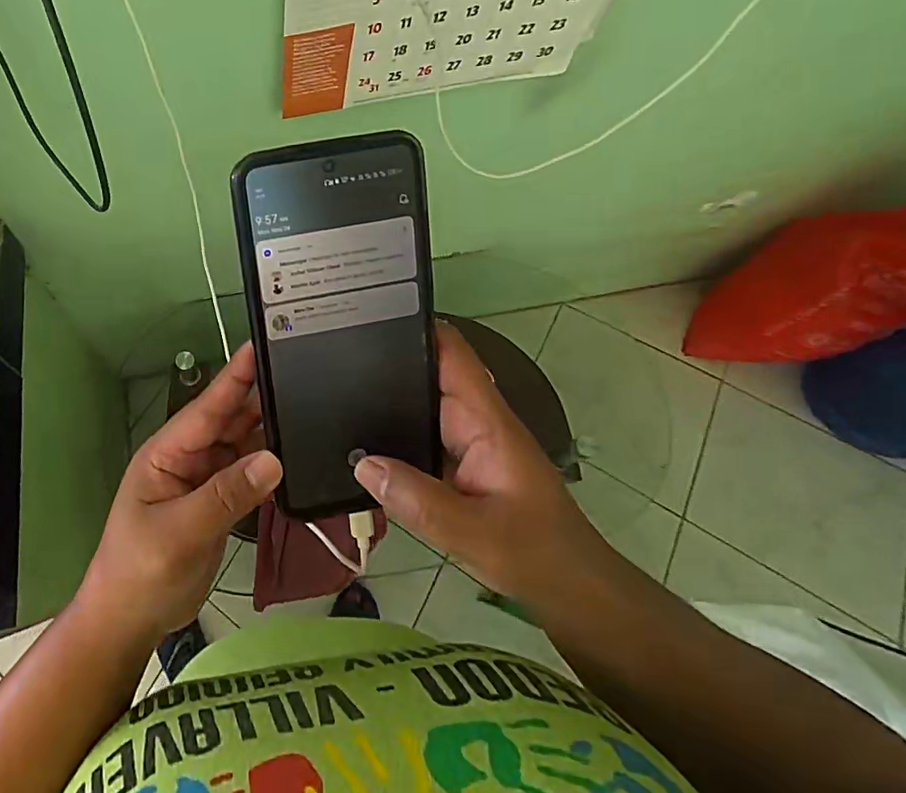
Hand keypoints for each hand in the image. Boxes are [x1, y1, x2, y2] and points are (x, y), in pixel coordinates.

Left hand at [78, 343, 281, 642]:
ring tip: (309, 404)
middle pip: (229, 421)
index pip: (206, 408)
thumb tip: (273, 460)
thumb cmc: (141, 570)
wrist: (132, 619)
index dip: (234, 377)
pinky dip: (270, 464)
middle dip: (259, 397)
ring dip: (270, 430)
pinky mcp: (219, 502)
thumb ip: (226, 495)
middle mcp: (188, 458)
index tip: (260, 346)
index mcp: (168, 453)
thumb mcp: (180, 531)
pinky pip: (248, 474)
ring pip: (242, 445)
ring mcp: (205, 480)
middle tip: (301, 372)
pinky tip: (296, 453)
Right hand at [353, 321, 614, 605]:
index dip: (420, 327)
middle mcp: (475, 424)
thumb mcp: (473, 533)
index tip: (372, 313)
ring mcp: (467, 445)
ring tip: (333, 389)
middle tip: (332, 354)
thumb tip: (361, 464)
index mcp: (487, 422)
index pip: (454, 355)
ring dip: (387, 399)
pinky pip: (420, 438)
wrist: (573, 592)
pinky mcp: (460, 467)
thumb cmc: (536, 554)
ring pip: (422, 408)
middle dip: (388, 361)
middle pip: (430, 376)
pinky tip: (358, 440)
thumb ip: (416, 500)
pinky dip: (393, 433)